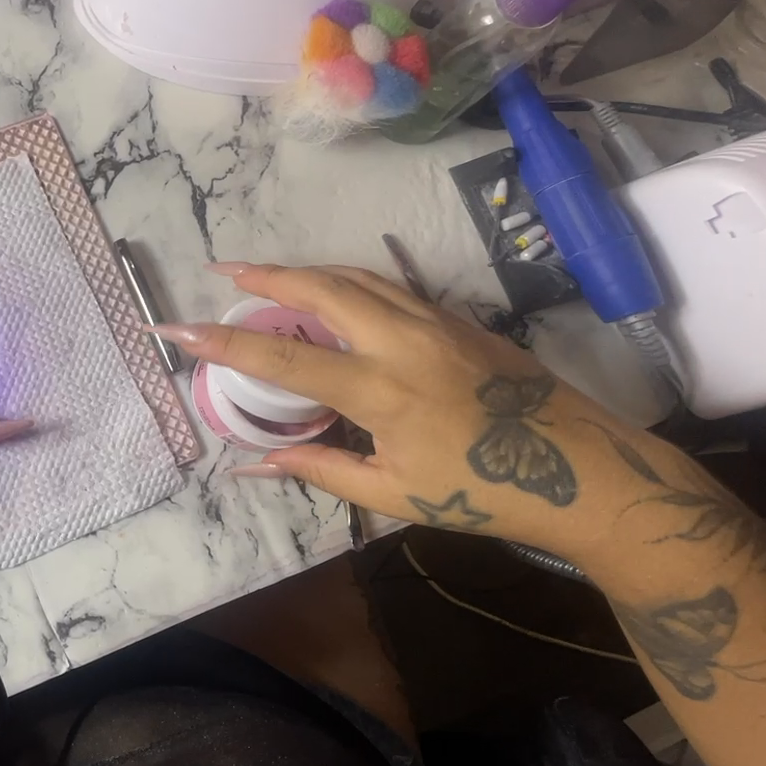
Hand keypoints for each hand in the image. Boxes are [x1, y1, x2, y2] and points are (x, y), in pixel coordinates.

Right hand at [153, 264, 691, 557]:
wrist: (588, 474)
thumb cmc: (483, 493)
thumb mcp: (391, 494)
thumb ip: (318, 468)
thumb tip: (252, 464)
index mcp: (382, 391)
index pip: (284, 358)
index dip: (224, 343)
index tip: (177, 328)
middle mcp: (405, 342)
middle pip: (322, 288)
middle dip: (266, 275)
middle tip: (223, 270)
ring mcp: (437, 323)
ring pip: (357, 277)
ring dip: (304, 271)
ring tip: (264, 275)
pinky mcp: (459, 319)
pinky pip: (387, 286)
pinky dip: (344, 281)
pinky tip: (328, 291)